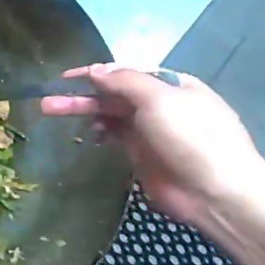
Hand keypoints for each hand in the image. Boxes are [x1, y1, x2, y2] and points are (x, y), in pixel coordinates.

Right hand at [41, 63, 264, 226]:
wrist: (217, 194)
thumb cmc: (192, 137)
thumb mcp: (159, 98)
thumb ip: (124, 81)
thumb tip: (95, 70)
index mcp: (171, 85)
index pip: (126, 72)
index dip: (96, 72)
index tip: (66, 77)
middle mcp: (160, 104)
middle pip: (113, 93)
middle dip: (81, 93)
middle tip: (48, 98)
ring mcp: (151, 130)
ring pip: (109, 113)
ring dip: (82, 110)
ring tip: (50, 111)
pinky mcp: (142, 154)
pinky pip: (114, 135)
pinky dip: (98, 130)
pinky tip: (87, 134)